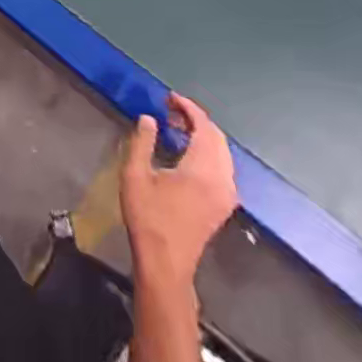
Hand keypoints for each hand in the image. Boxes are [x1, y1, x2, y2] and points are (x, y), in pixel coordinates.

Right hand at [120, 93, 239, 284]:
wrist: (165, 263)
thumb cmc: (148, 218)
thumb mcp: (135, 176)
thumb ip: (143, 142)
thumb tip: (149, 119)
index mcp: (203, 169)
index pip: (204, 127)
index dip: (188, 108)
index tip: (170, 98)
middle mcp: (223, 178)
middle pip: (217, 138)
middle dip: (196, 120)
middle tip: (170, 111)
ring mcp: (227, 193)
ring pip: (222, 153)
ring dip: (202, 136)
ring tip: (176, 130)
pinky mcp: (224, 204)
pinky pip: (222, 167)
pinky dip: (207, 153)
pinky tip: (186, 155)